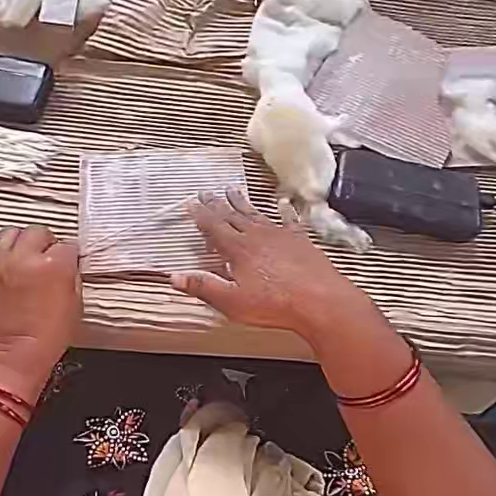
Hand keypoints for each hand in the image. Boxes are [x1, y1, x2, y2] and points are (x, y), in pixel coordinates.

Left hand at [0, 226, 81, 402]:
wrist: (16, 353)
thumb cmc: (47, 335)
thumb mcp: (76, 303)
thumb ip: (71, 276)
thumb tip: (68, 266)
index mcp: (55, 265)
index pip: (67, 245)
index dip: (70, 255)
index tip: (70, 262)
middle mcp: (26, 258)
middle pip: (38, 231)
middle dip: (47, 242)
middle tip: (49, 255)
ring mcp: (2, 264)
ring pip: (11, 233)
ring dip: (22, 241)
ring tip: (27, 254)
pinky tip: (7, 262)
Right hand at [170, 188, 375, 342]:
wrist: (319, 300)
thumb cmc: (275, 304)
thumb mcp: (232, 301)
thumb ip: (204, 287)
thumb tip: (176, 277)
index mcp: (239, 249)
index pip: (214, 227)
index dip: (201, 215)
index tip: (192, 204)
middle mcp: (258, 237)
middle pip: (233, 216)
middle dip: (218, 204)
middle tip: (208, 193)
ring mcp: (281, 236)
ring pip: (256, 215)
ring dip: (243, 203)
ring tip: (234, 191)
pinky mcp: (300, 241)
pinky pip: (288, 221)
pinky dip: (284, 211)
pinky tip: (283, 205)